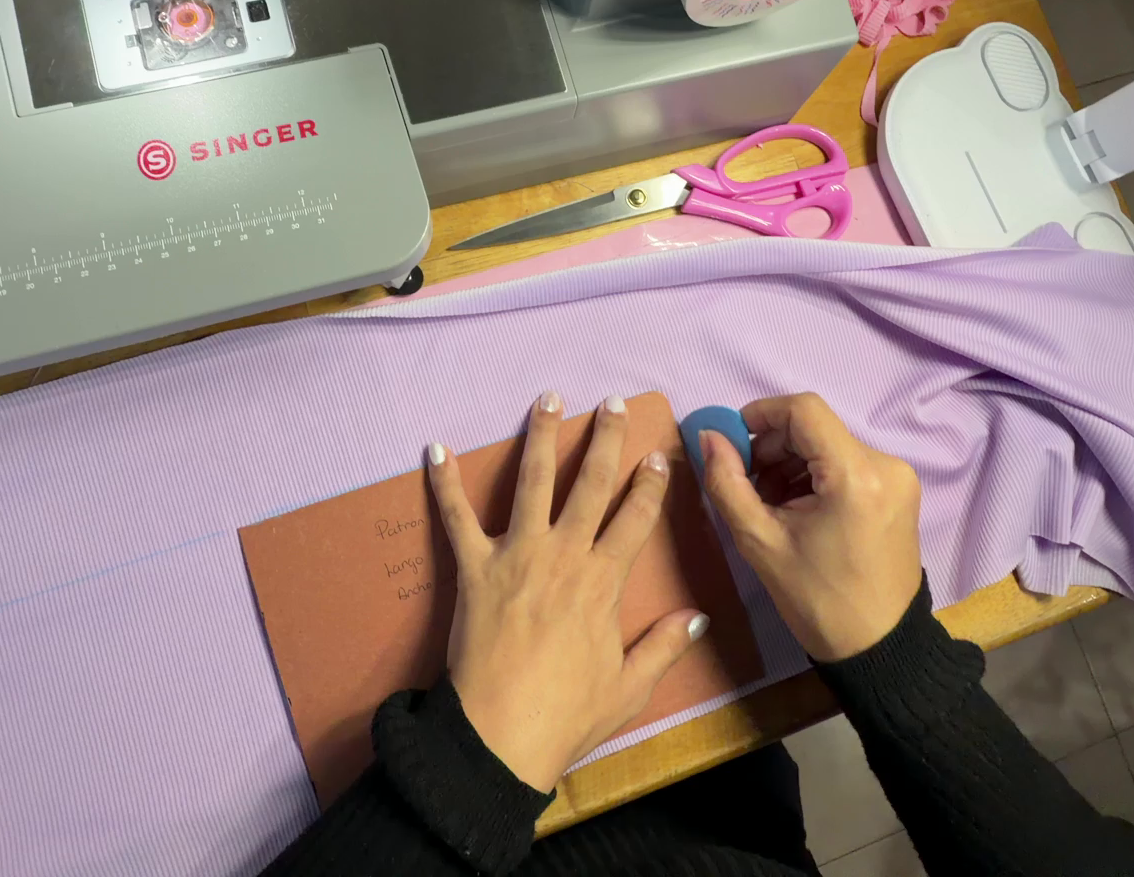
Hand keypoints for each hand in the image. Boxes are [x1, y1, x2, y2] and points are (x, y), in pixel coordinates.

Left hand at [427, 393, 708, 792]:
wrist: (501, 735)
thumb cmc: (568, 714)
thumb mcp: (629, 687)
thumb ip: (664, 646)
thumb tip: (698, 615)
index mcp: (603, 580)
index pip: (636, 518)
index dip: (651, 484)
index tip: (659, 454)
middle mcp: (565, 553)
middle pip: (592, 483)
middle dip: (606, 439)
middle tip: (612, 403)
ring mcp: (517, 553)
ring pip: (533, 482)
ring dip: (542, 437)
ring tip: (547, 399)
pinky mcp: (475, 565)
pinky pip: (457, 518)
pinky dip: (445, 483)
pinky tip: (436, 449)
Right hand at [699, 393, 922, 661]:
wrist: (879, 649)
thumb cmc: (816, 599)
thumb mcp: (759, 540)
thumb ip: (727, 481)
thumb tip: (708, 436)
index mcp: (856, 475)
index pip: (803, 410)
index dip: (760, 415)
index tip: (732, 443)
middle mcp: (885, 464)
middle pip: (813, 427)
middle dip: (770, 446)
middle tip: (744, 483)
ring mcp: (896, 476)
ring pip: (825, 443)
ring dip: (788, 462)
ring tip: (768, 503)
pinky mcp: (896, 489)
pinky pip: (843, 462)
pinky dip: (811, 474)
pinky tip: (794, 508)